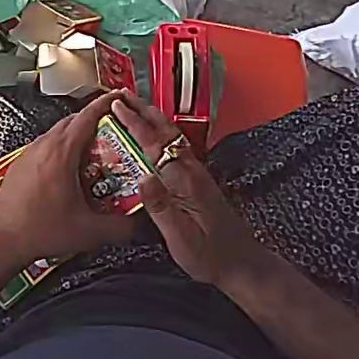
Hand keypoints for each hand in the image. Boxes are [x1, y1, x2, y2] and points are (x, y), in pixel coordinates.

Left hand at [0, 92, 136, 267]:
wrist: (3, 241)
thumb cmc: (39, 231)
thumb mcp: (90, 230)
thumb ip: (122, 226)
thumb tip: (141, 223)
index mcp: (61, 153)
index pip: (87, 116)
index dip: (105, 105)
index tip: (118, 98)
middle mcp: (42, 148)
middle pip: (72, 122)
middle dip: (94, 122)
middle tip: (113, 132)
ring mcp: (28, 155)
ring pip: (56, 134)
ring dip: (76, 138)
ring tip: (93, 153)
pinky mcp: (19, 166)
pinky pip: (44, 148)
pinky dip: (60, 151)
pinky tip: (68, 172)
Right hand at [110, 92, 274, 288]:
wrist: (241, 263)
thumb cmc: (209, 256)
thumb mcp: (180, 238)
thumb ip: (160, 207)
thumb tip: (142, 178)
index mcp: (185, 182)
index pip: (155, 145)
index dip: (135, 124)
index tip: (117, 107)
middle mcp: (192, 172)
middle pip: (165, 132)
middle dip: (143, 111)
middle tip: (121, 95)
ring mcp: (197, 174)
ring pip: (171, 137)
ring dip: (152, 118)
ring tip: (133, 106)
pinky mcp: (197, 181)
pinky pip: (175, 148)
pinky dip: (159, 133)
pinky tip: (152, 135)